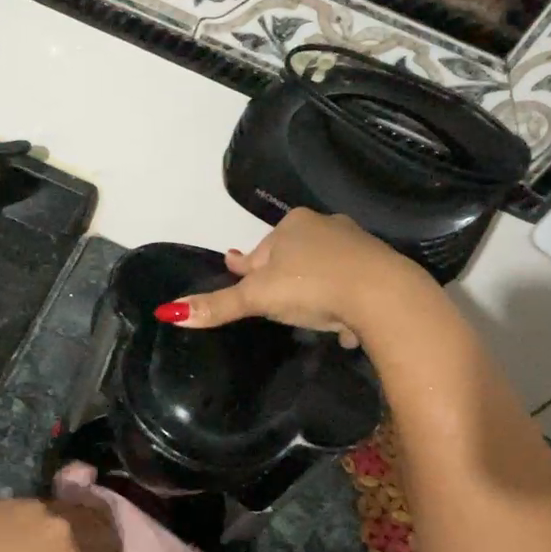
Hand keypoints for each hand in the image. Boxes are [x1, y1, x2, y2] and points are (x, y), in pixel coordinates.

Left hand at [0, 499, 115, 551]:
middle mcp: (66, 528)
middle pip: (99, 523)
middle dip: (107, 530)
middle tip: (107, 537)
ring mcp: (46, 509)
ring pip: (78, 508)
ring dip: (87, 515)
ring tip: (87, 522)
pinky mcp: (26, 499)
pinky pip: (54, 504)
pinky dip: (62, 511)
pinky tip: (55, 519)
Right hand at [158, 208, 429, 344]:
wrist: (382, 295)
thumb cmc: (312, 287)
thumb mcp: (257, 298)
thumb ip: (218, 305)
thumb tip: (168, 312)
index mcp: (292, 224)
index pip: (259, 252)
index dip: (249, 273)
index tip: (245, 284)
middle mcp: (325, 225)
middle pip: (291, 260)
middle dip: (284, 283)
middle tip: (279, 308)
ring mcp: (356, 244)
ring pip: (322, 273)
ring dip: (315, 294)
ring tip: (314, 320)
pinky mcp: (380, 265)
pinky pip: (350, 286)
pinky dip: (343, 303)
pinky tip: (344, 326)